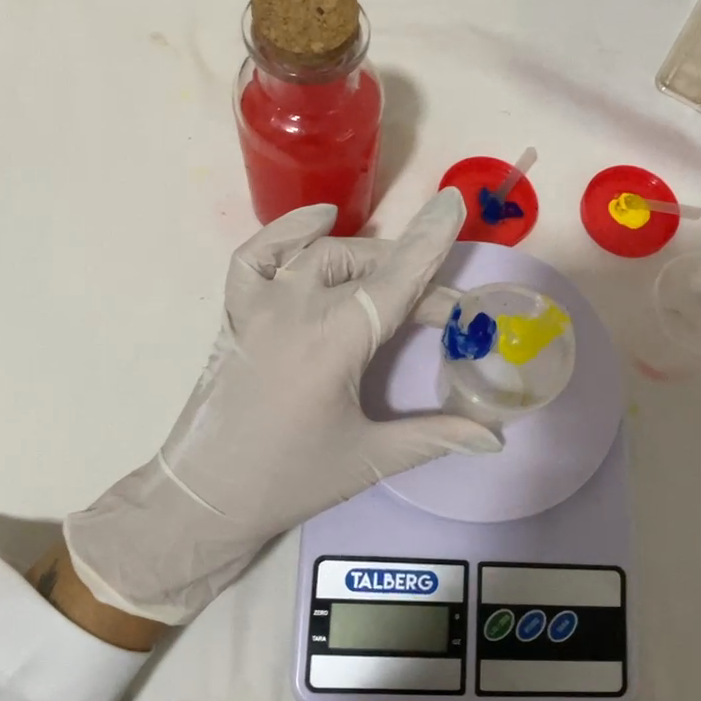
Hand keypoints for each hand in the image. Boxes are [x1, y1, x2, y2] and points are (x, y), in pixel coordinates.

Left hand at [63, 189, 500, 623]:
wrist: (205, 498)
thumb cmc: (289, 481)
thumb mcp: (369, 460)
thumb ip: (435, 437)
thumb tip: (495, 436)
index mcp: (334, 343)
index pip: (394, 279)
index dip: (430, 241)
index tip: (454, 202)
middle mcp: (295, 311)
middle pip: (365, 266)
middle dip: (412, 277)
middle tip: (442, 315)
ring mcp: (258, 307)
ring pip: (319, 254)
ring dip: (364, 257)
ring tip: (393, 280)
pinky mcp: (234, 314)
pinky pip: (257, 255)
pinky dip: (287, 232)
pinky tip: (317, 223)